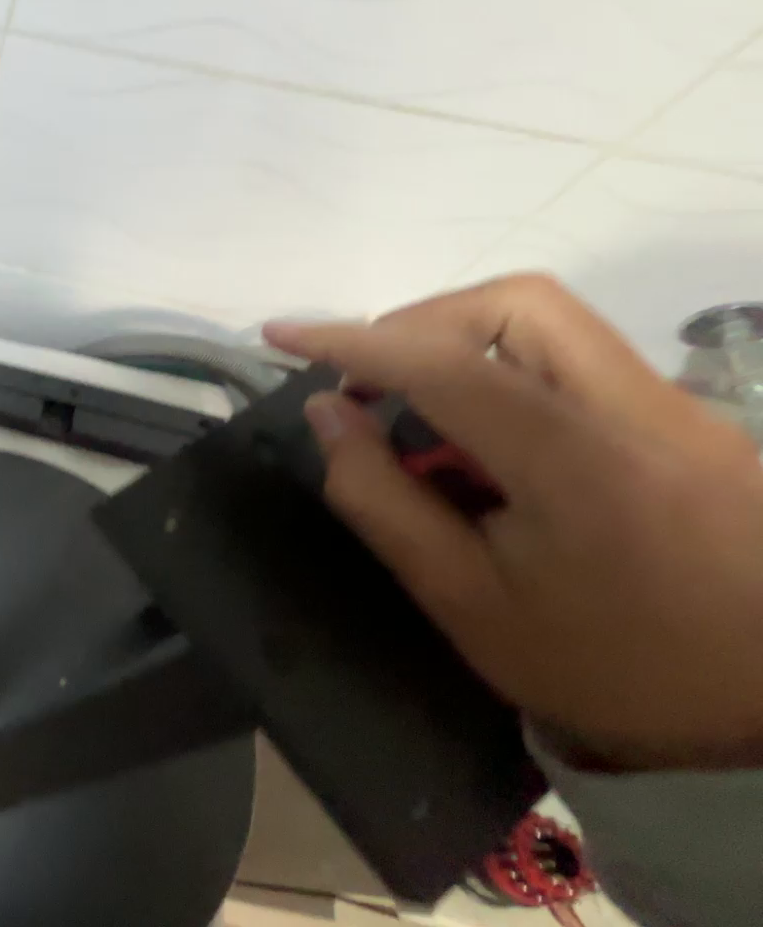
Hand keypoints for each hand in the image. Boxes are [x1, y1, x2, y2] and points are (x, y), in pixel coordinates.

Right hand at [264, 274, 762, 770]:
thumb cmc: (598, 666)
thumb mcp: (459, 596)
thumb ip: (378, 496)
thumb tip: (326, 411)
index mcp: (585, 466)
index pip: (448, 365)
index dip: (351, 341)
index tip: (280, 335)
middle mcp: (648, 415)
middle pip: (520, 305)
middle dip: (417, 325)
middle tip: (365, 381)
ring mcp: (682, 413)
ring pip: (550, 326)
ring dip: (457, 348)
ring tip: (413, 417)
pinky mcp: (691, 425)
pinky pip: (575, 364)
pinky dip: (501, 379)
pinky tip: (479, 449)